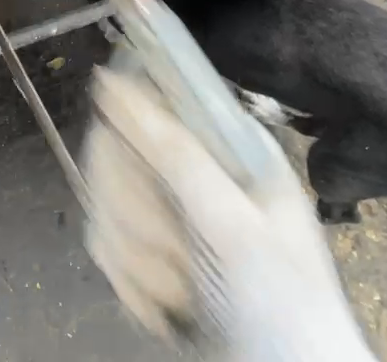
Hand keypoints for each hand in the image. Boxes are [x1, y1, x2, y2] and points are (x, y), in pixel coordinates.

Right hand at [83, 57, 375, 361]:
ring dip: (135, 252)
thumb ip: (175, 153)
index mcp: (226, 146)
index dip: (125, 131)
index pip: (147, 100)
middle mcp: (196, 168)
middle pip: (114, 152)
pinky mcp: (150, 246)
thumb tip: (112, 81)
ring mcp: (170, 208)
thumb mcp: (234, 226)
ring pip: (103, 198)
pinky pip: (105, 237)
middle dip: (134, 213)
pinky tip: (162, 302)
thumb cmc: (282, 305)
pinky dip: (129, 276)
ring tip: (177, 287)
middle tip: (173, 252)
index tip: (124, 166)